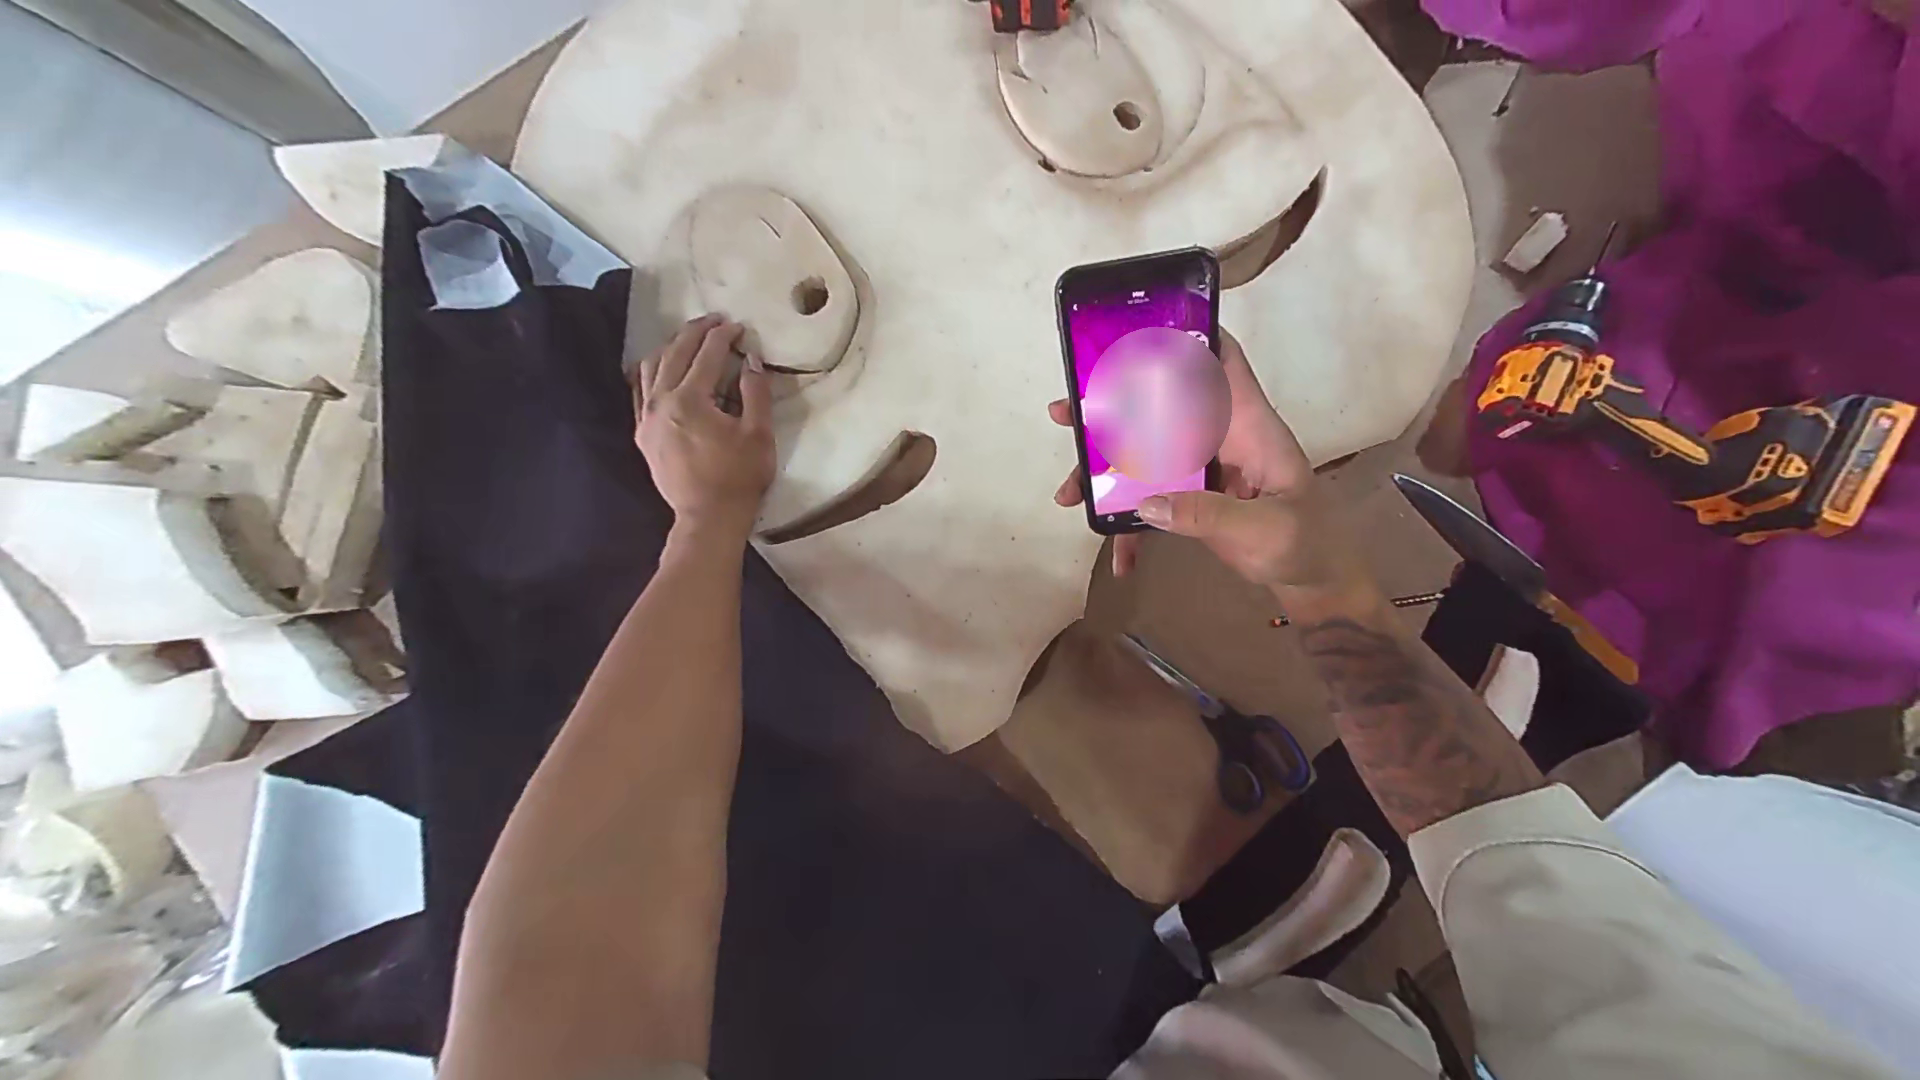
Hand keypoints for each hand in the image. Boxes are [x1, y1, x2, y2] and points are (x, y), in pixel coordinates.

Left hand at [634, 316, 775, 540]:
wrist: (708, 517)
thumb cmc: (739, 478)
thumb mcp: (759, 434)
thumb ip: (755, 392)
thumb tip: (752, 360)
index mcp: (690, 400)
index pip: (707, 354)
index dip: (724, 336)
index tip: (739, 327)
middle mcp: (661, 402)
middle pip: (675, 353)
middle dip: (697, 332)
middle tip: (716, 322)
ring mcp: (646, 418)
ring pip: (651, 367)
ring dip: (671, 347)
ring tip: (690, 341)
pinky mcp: (642, 433)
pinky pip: (639, 391)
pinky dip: (651, 372)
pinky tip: (661, 368)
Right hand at [1050, 329, 1351, 587]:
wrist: (1315, 581)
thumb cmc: (1306, 543)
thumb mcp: (1264, 530)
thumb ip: (1208, 516)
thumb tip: (1145, 505)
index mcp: (1247, 425)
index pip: (1222, 361)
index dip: (1187, 336)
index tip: (1134, 332)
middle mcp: (1218, 437)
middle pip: (1160, 407)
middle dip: (1110, 408)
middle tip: (1066, 413)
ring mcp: (1201, 468)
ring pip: (1144, 454)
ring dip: (1104, 472)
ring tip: (1068, 494)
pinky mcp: (1191, 496)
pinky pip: (1151, 499)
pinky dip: (1131, 525)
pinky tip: (1119, 559)